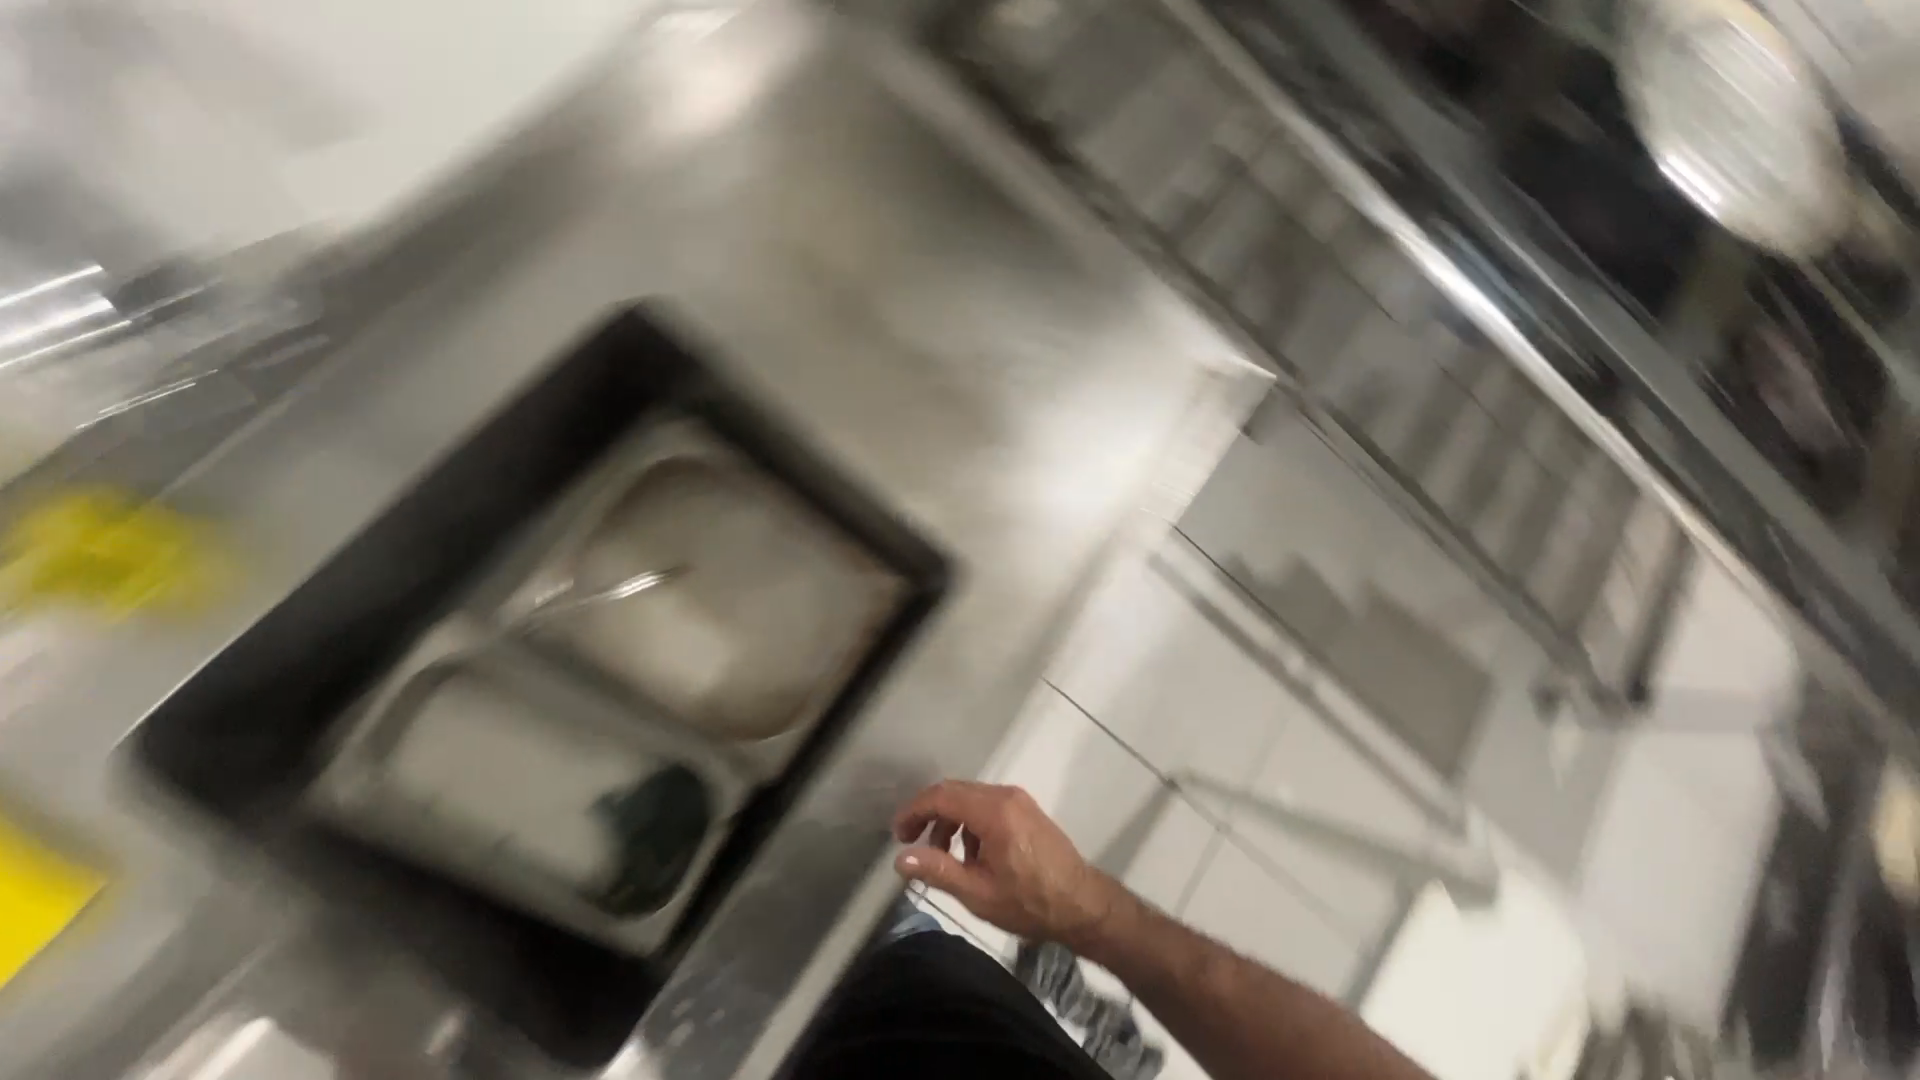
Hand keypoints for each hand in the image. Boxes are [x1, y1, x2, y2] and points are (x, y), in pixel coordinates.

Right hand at [893, 780, 1122, 946]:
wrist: (1082, 905)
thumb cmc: (1029, 903)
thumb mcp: (978, 893)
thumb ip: (938, 870)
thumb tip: (901, 859)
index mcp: (993, 812)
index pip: (941, 796)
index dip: (914, 811)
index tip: (898, 835)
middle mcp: (1006, 796)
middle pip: (955, 791)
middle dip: (929, 814)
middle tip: (911, 844)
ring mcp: (1019, 800)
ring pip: (970, 798)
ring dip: (949, 820)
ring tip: (942, 857)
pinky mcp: (1026, 810)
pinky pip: (987, 805)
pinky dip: (969, 823)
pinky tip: (971, 856)